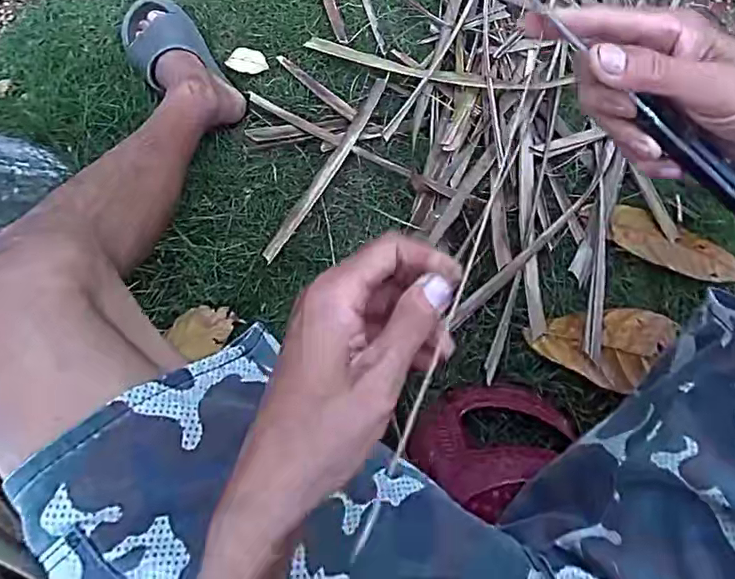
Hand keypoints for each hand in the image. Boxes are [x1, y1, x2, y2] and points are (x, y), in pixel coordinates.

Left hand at [200, 234, 459, 577]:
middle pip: (385, 275)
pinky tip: (418, 365)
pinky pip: (367, 325)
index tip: (460, 281)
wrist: (274, 484)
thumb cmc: (325, 433)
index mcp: (334, 293)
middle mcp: (326, 296)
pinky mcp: (326, 342)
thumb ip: (411, 323)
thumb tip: (440, 281)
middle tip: (451, 335)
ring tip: (440, 359)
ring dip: (413, 323)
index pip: (388, 249)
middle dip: (422, 297)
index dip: (428, 259)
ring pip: (380, 302)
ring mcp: (324, 319)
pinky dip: (395, 339)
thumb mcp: (379, 377)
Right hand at [523, 5, 734, 180]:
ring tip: (660, 149)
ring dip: (626, 133)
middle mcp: (649, 58)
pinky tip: (671, 160)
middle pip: (593, 72)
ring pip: (603, 108)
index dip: (565, 22)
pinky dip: (641, 153)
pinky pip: (623, 137)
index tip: (529, 25)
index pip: (604, 21)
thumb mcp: (713, 83)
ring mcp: (649, 93)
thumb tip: (596, 56)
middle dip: (609, 101)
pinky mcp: (653, 124)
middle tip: (637, 119)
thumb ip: (653, 71)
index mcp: (666, 32)